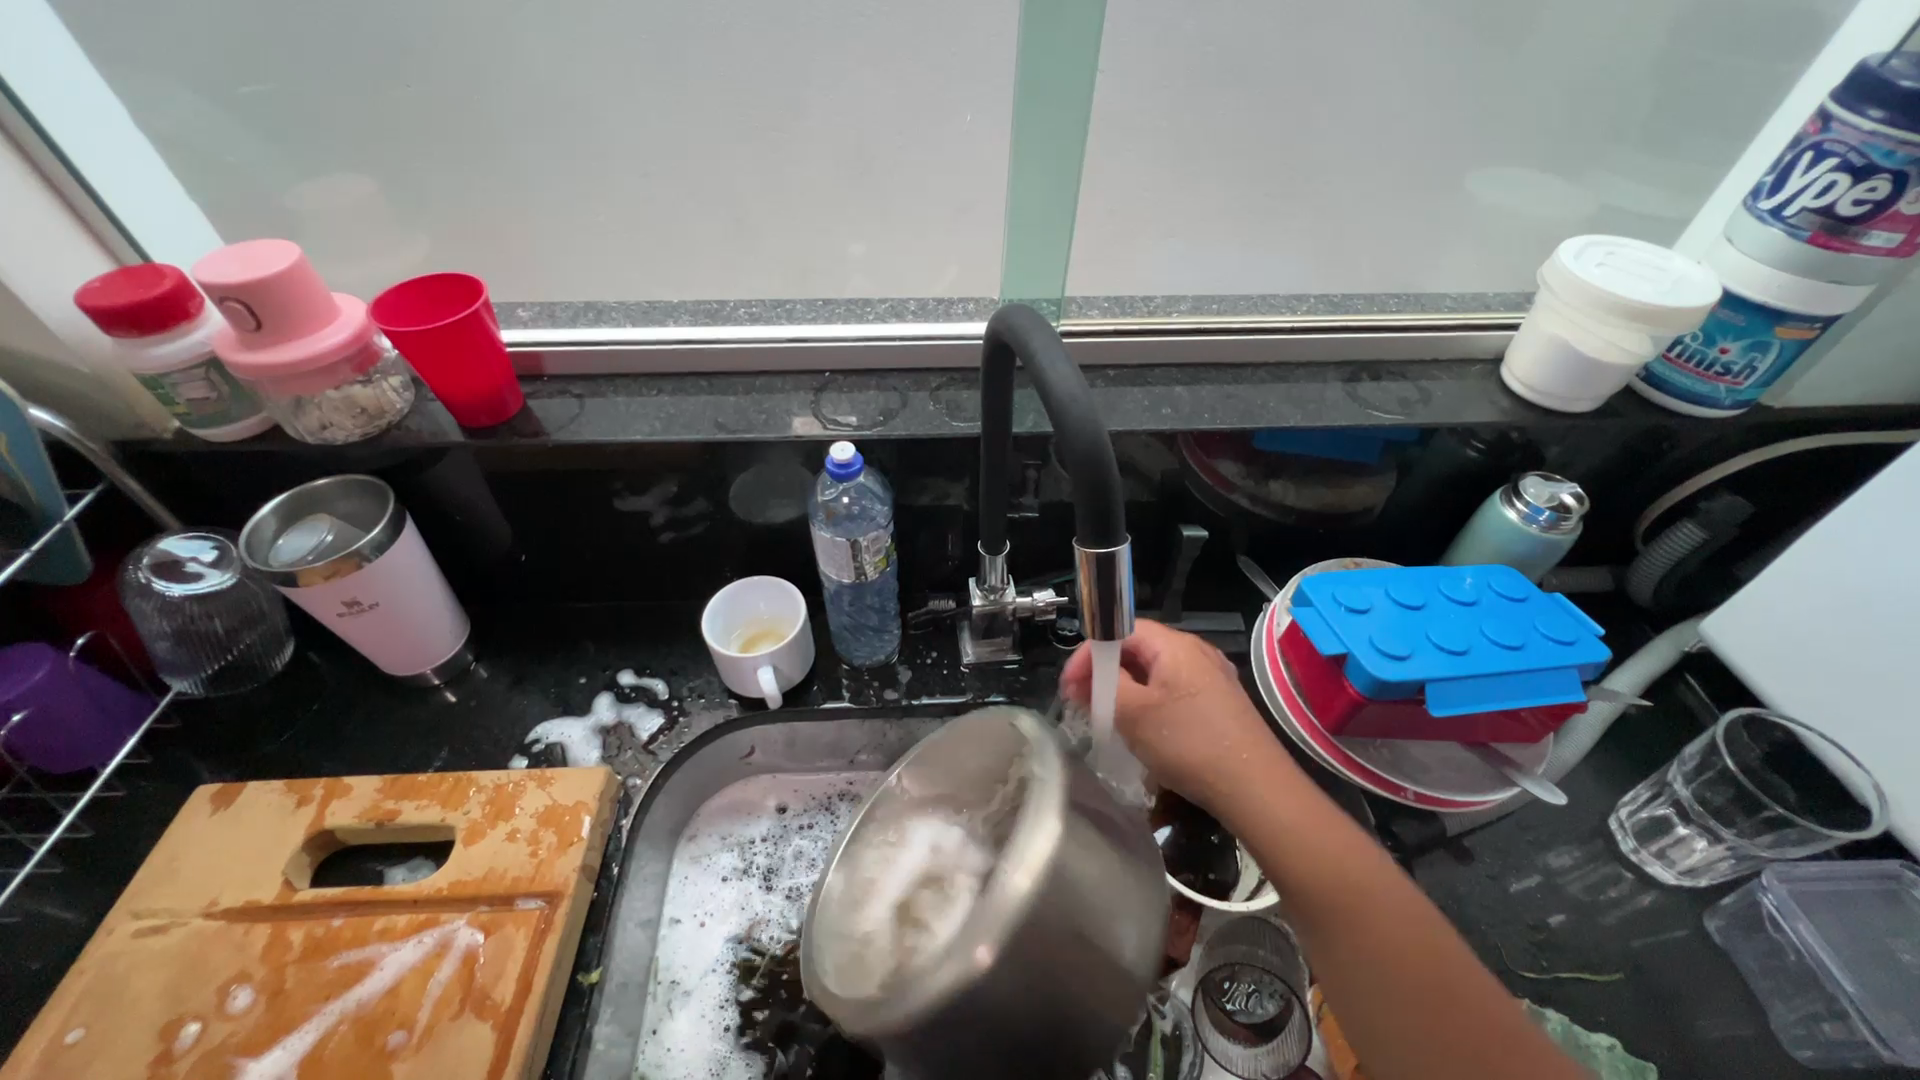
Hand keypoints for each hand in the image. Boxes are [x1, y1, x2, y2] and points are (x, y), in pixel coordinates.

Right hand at [1059, 620, 1301, 815]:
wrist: (1255, 787)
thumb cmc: (1188, 743)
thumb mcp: (1133, 714)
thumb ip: (1102, 688)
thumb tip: (1083, 678)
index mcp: (1175, 645)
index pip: (1120, 630)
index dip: (1089, 653)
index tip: (1069, 685)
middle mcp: (1196, 652)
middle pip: (1138, 649)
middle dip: (1104, 672)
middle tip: (1082, 702)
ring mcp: (1212, 677)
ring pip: (1155, 673)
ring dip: (1125, 690)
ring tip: (1106, 717)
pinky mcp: (1219, 703)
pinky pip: (1172, 691)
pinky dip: (1148, 703)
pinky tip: (1142, 729)